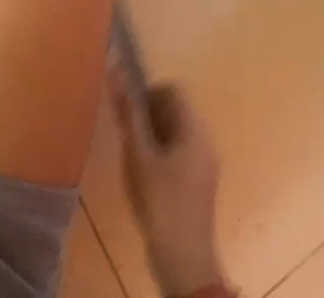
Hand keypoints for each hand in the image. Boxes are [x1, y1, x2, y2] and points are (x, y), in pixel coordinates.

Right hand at [108, 71, 226, 295]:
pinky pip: (180, 151)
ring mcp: (206, 163)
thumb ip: (128, 110)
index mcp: (195, 130)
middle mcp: (206, 141)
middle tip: (127, 134)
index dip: (147, 92)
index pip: (173, 89)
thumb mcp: (137, 151)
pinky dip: (160, 151)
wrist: (183, 256)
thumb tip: (116, 68)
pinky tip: (144, 173)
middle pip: (176, 109)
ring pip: (176, 131)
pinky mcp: (199, 181)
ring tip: (133, 155)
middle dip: (148, 114)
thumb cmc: (159, 198)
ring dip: (152, 133)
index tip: (128, 112)